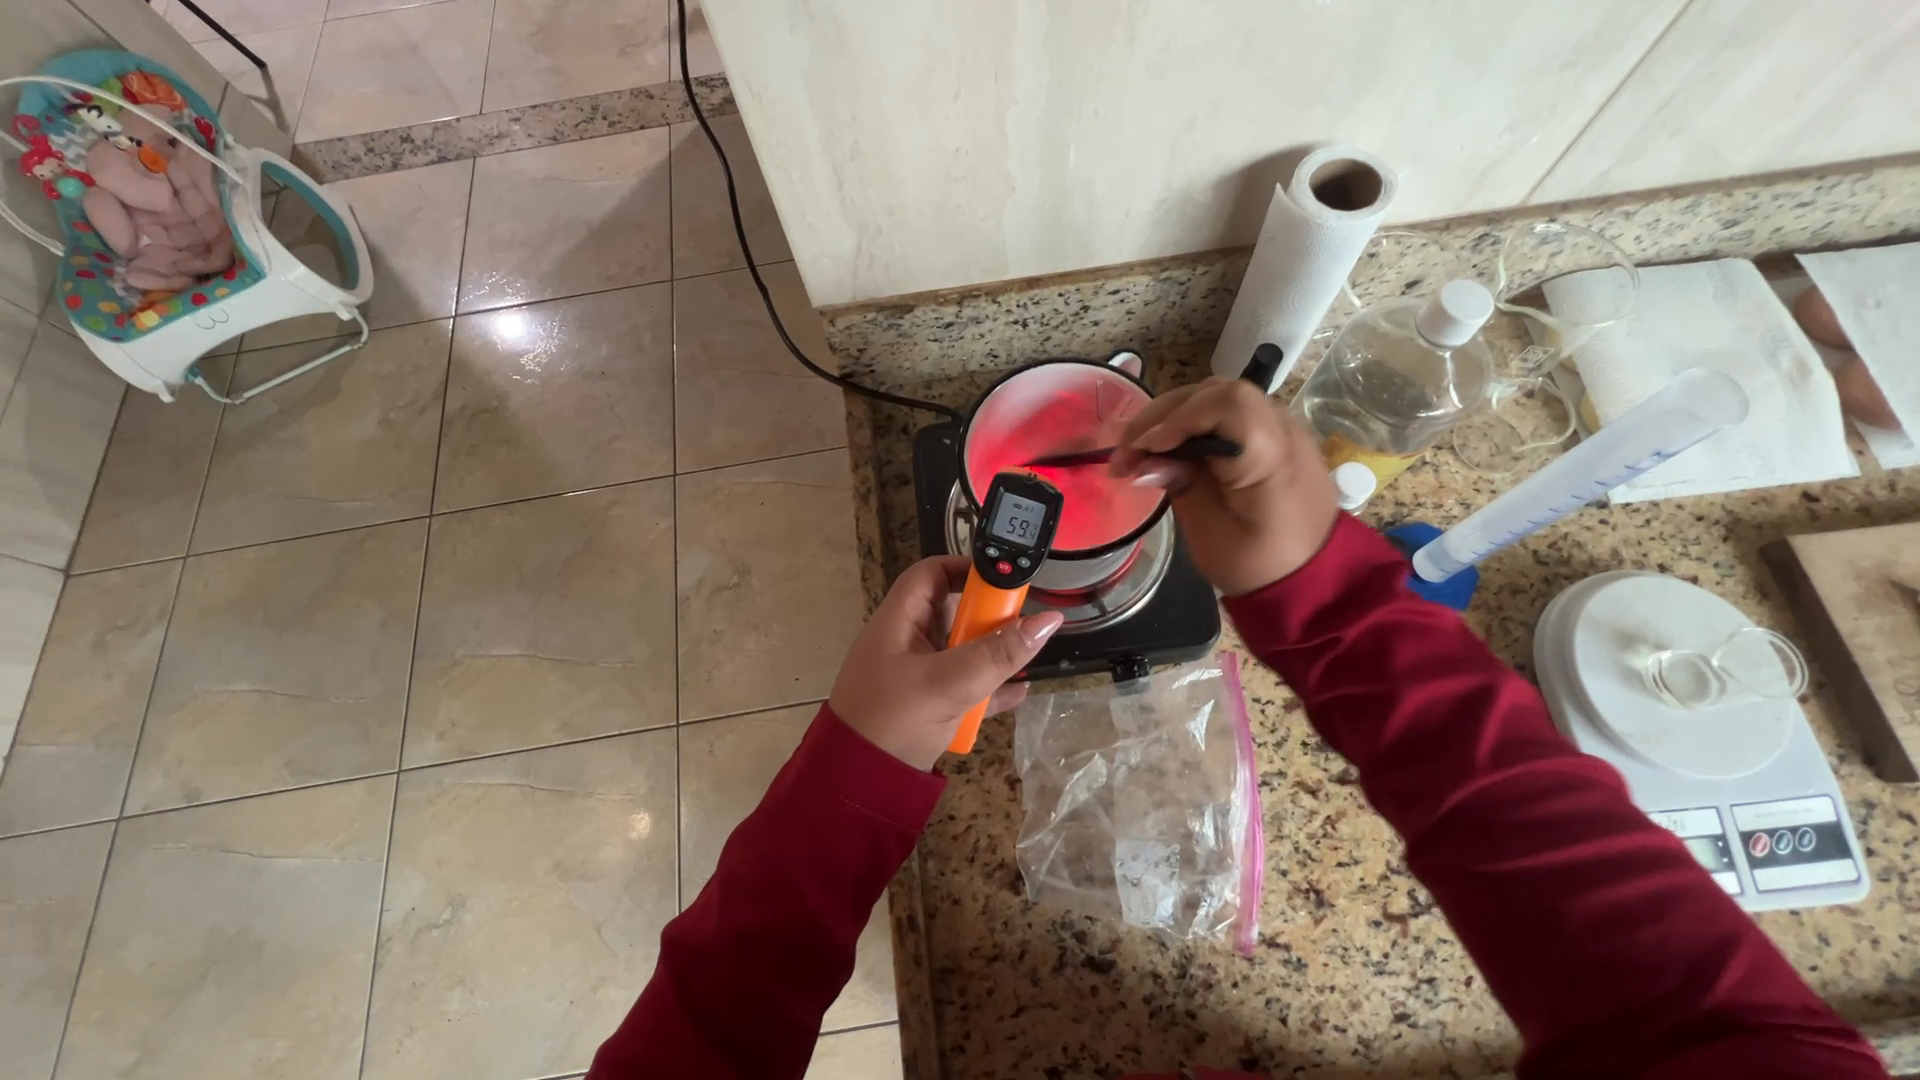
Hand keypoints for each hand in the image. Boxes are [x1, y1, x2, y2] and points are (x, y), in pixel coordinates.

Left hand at [828, 556, 1064, 769]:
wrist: (857, 787)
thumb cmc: (893, 722)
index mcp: (898, 622)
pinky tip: (1017, 693)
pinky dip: (987, 687)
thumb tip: (1048, 620)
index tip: (1005, 579)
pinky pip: (962, 686)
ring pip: (959, 651)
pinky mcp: (923, 706)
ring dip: (991, 655)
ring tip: (1025, 659)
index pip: (931, 574)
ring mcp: (913, 675)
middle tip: (1022, 625)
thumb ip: (998, 654)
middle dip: (987, 617)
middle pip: (951, 612)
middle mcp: (904, 642)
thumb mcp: (948, 684)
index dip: (966, 568)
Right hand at [1107, 377, 1339, 595]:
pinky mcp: (1273, 436)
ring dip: (1173, 417)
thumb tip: (1145, 462)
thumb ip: (1182, 487)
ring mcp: (1281, 428)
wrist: (1313, 577)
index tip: (1143, 449)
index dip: (1177, 417)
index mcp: (1270, 457)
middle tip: (1126, 453)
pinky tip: (1169, 450)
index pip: (1226, 403)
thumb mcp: (1211, 534)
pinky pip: (1228, 414)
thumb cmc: (1259, 565)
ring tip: (1141, 450)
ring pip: (1217, 397)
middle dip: (1162, 416)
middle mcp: (1282, 429)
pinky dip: (1192, 423)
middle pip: (1214, 392)